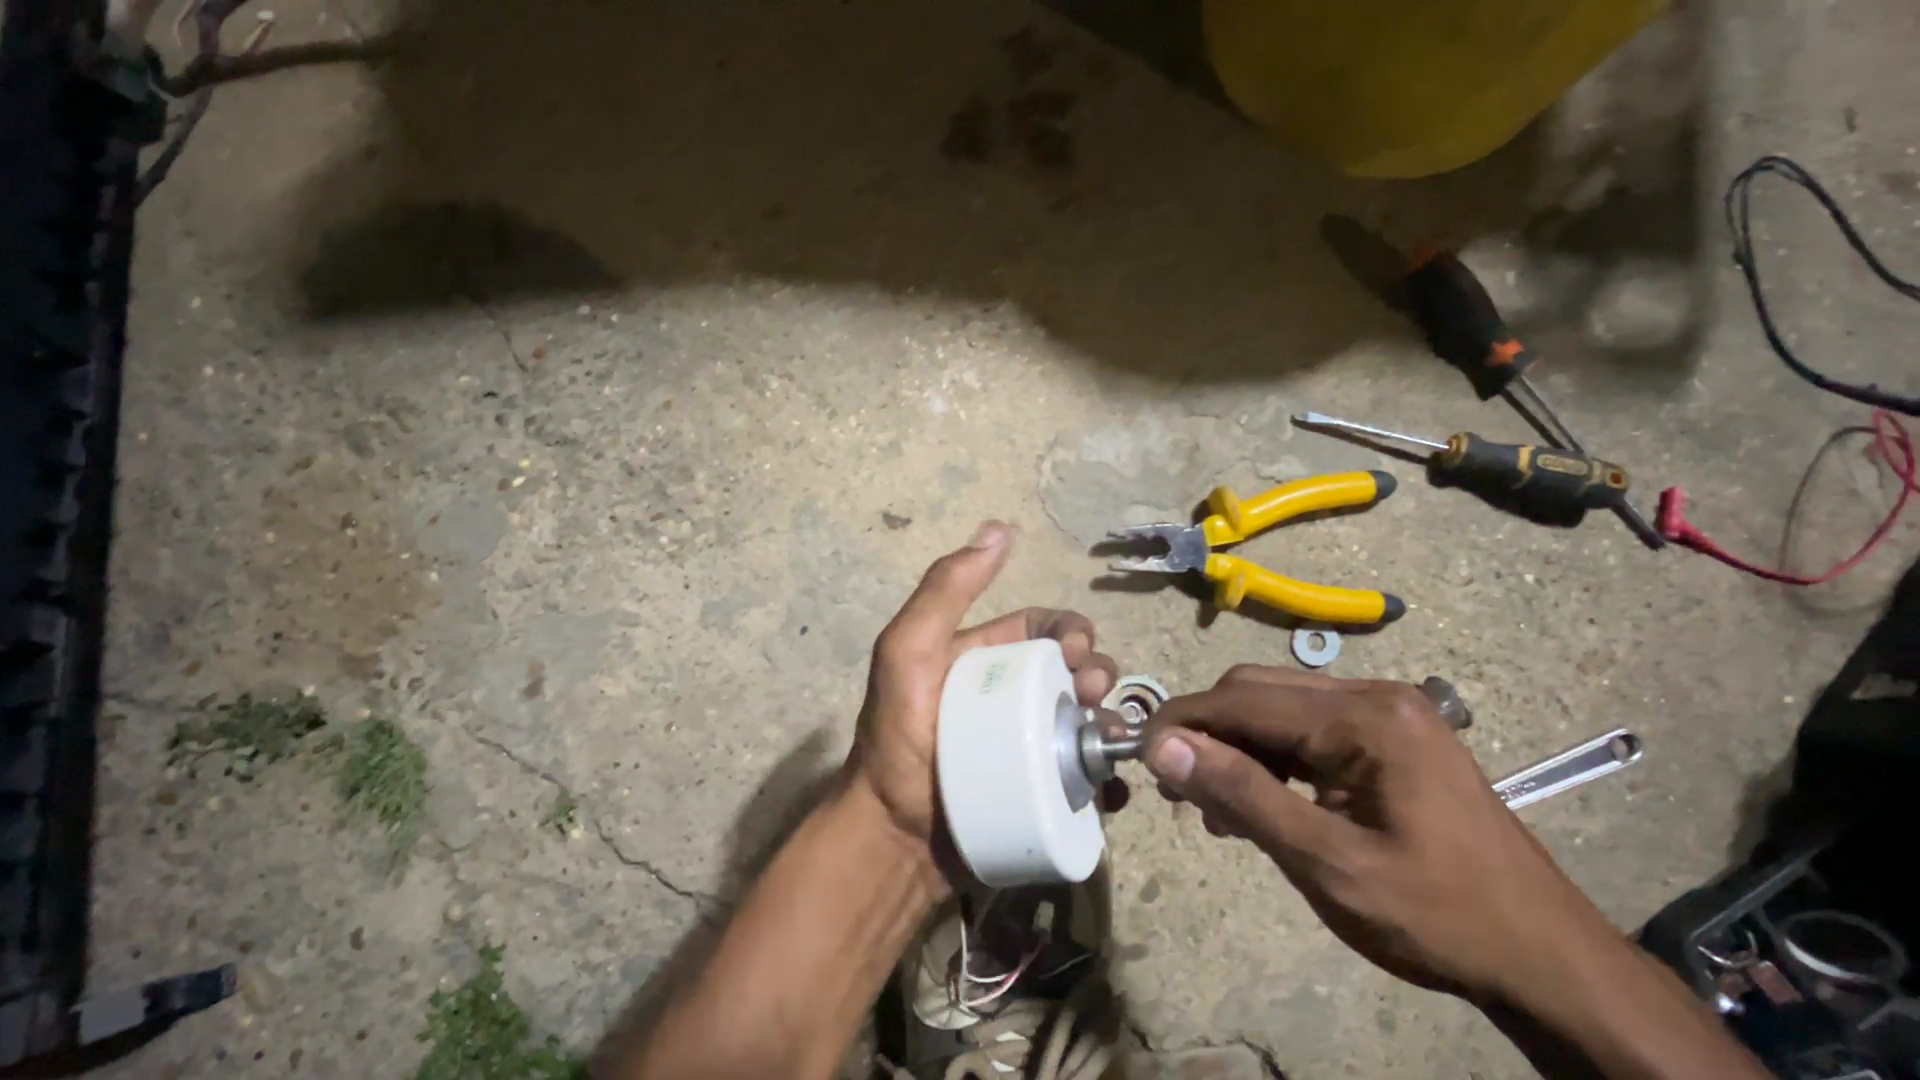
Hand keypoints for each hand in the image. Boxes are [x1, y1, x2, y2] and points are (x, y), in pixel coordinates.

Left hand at [852, 521, 1118, 846]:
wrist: (893, 835)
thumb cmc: (897, 737)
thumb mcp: (907, 652)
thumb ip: (946, 590)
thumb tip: (999, 529)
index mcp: (984, 658)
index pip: (1042, 628)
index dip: (1068, 629)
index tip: (1077, 648)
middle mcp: (1009, 697)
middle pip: (1073, 672)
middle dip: (1097, 673)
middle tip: (1096, 694)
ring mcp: (1028, 747)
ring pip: (1087, 722)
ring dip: (1111, 722)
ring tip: (1110, 739)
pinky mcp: (1039, 792)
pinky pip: (1087, 777)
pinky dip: (1108, 778)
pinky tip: (1114, 785)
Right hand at [1142, 665, 1619, 1002]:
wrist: (1542, 955)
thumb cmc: (1435, 914)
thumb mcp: (1328, 863)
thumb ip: (1242, 795)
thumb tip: (1163, 747)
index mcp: (1366, 717)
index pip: (1243, 700)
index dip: (1182, 724)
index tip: (1136, 757)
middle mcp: (1376, 697)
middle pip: (1259, 693)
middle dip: (1207, 734)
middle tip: (1175, 791)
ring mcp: (1389, 715)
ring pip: (1281, 710)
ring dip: (1237, 748)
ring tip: (1211, 808)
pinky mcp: (1393, 740)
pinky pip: (1312, 732)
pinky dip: (1273, 760)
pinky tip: (1258, 805)